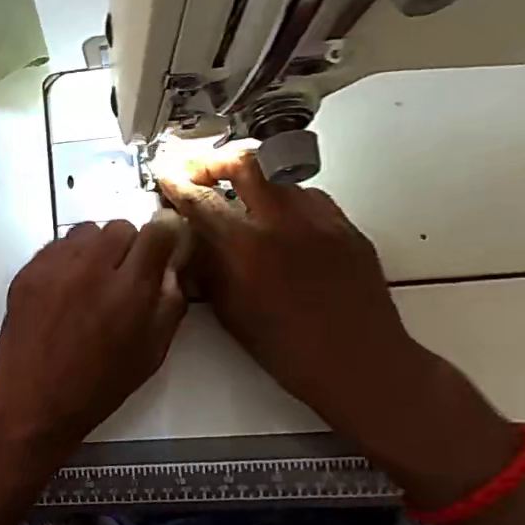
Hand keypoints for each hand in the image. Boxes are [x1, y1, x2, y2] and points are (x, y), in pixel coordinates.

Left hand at [0, 219, 187, 464]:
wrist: (34, 397)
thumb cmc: (98, 384)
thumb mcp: (151, 352)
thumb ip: (169, 303)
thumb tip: (171, 267)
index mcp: (129, 291)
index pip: (156, 232)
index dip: (164, 234)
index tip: (162, 243)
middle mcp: (91, 269)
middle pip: (120, 226)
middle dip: (129, 244)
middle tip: (124, 272)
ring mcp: (54, 267)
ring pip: (86, 231)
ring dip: (96, 248)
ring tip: (92, 280)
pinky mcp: (28, 270)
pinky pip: (56, 246)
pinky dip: (66, 258)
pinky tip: (65, 288)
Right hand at [157, 149, 516, 505]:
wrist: (359, 363)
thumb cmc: (286, 346)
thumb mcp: (229, 308)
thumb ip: (207, 265)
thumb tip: (190, 237)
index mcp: (247, 248)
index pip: (200, 199)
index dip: (176, 183)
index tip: (166, 176)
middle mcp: (283, 224)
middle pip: (245, 163)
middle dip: (215, 162)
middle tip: (202, 173)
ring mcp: (320, 221)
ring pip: (279, 177)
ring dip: (253, 181)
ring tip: (242, 200)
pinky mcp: (346, 227)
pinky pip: (309, 197)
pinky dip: (286, 200)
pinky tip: (281, 222)